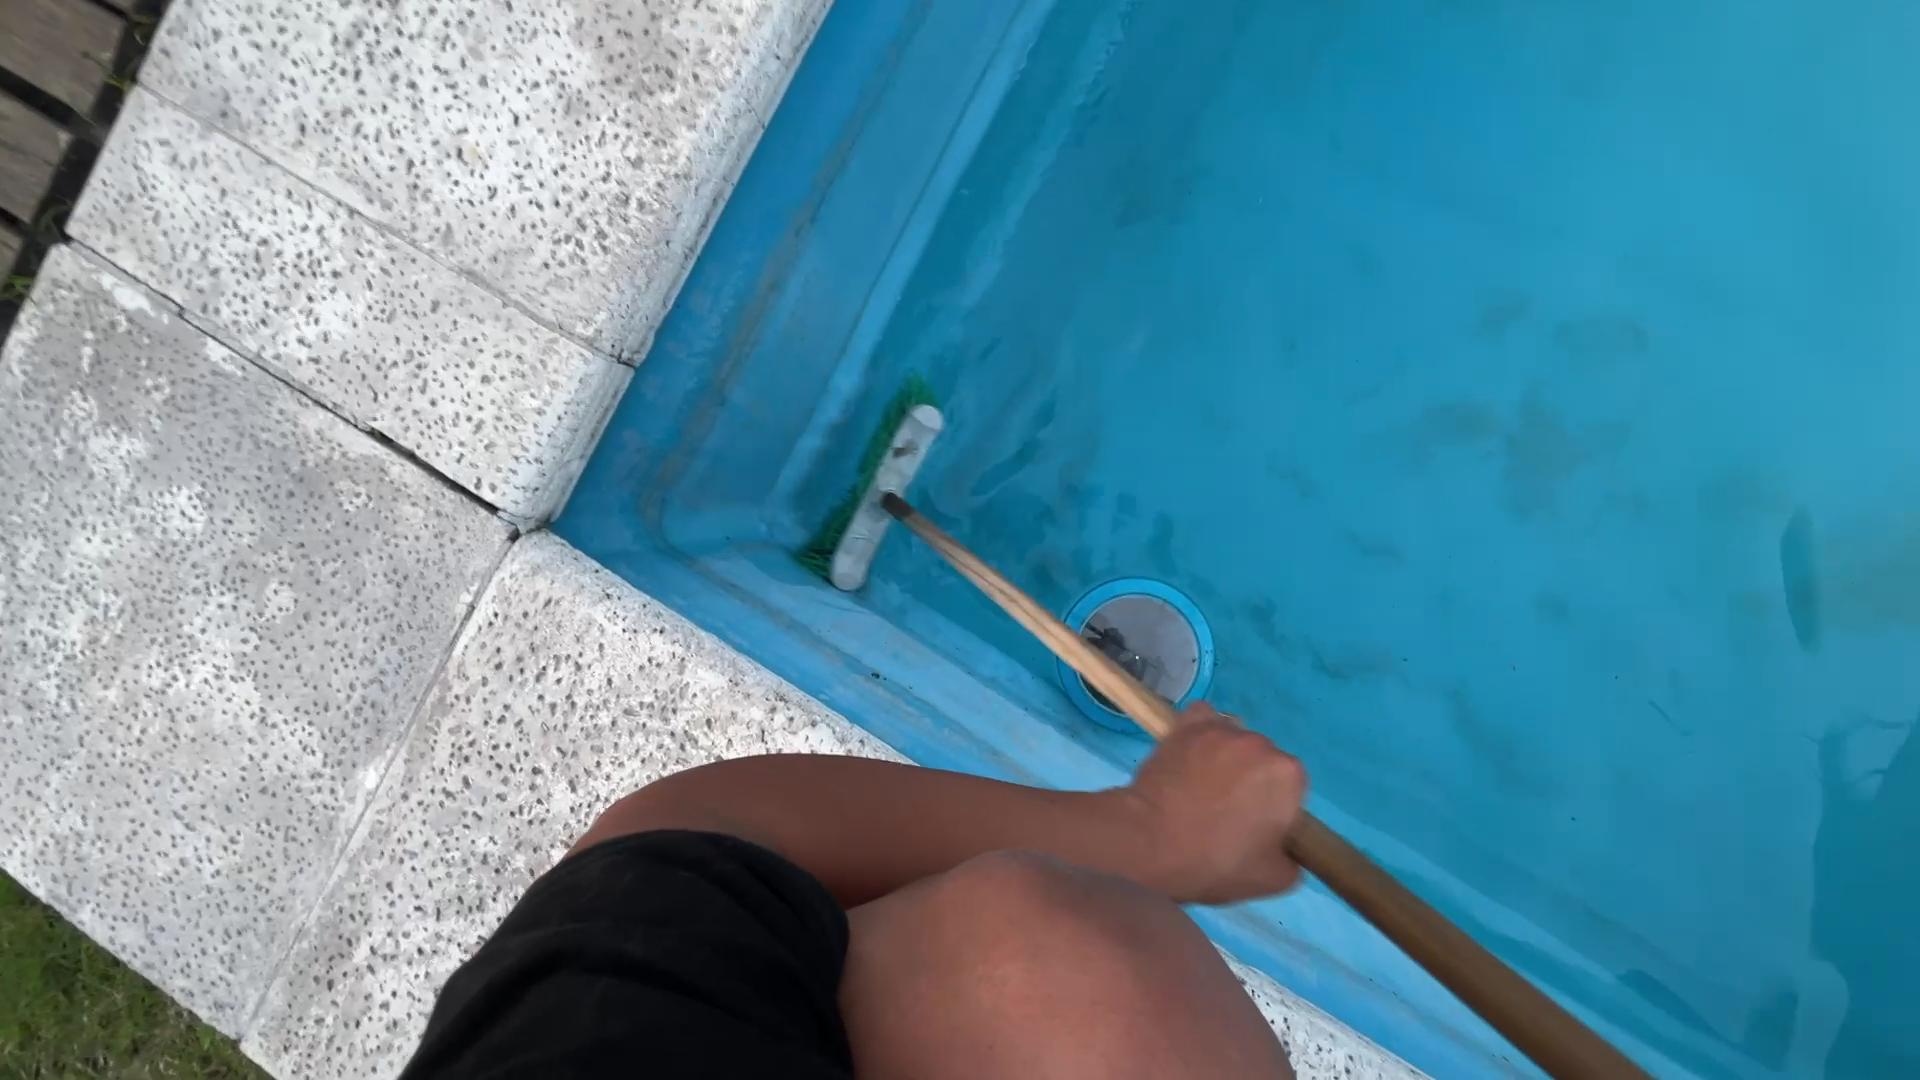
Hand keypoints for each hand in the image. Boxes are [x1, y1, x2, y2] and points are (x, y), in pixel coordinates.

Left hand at [1120, 703, 1306, 904]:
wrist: (1151, 840)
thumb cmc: (1216, 860)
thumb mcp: (1273, 878)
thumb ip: (1291, 859)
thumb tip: (1282, 847)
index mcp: (1287, 774)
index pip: (1290, 787)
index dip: (1274, 807)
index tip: (1253, 827)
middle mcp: (1258, 743)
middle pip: (1262, 759)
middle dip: (1250, 779)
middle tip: (1225, 808)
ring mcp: (1219, 729)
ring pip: (1234, 739)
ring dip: (1226, 756)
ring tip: (1202, 783)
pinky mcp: (1185, 725)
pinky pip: (1203, 719)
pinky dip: (1201, 732)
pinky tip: (1192, 753)